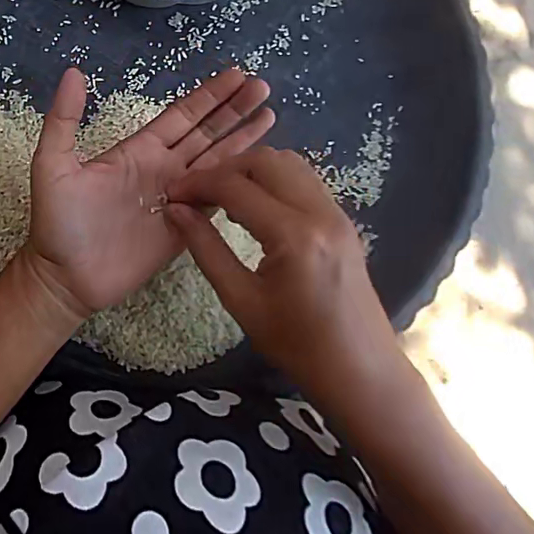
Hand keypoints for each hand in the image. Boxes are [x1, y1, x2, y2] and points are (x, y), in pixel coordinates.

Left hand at [18, 68, 273, 321]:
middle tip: (263, 86)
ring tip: (271, 115)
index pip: (182, 115)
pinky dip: (240, 184)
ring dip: (243, 139)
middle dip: (234, 109)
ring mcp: (178, 198)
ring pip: (218, 162)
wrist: (65, 278)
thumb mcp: (53, 164)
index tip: (237, 75)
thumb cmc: (58, 221)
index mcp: (139, 150)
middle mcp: (164, 168)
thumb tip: (73, 72)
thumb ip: (64, 119)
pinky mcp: (186, 228)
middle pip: (207, 132)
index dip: (209, 95)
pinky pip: (217, 201)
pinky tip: (262, 169)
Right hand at [166, 147, 403, 402]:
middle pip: (264, 161)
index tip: (172, 194)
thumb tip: (175, 210)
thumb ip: (206, 248)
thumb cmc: (297, 346)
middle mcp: (319, 212)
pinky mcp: (342, 219)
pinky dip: (272, 179)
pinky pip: (303, 179)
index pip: (235, 187)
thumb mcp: (241, 301)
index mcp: (294, 236)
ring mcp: (336, 212)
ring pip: (287, 162)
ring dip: (249, 169)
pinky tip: (253, 204)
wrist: (361, 372)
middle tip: (195, 192)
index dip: (197, 184)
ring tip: (222, 195)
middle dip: (223, 169)